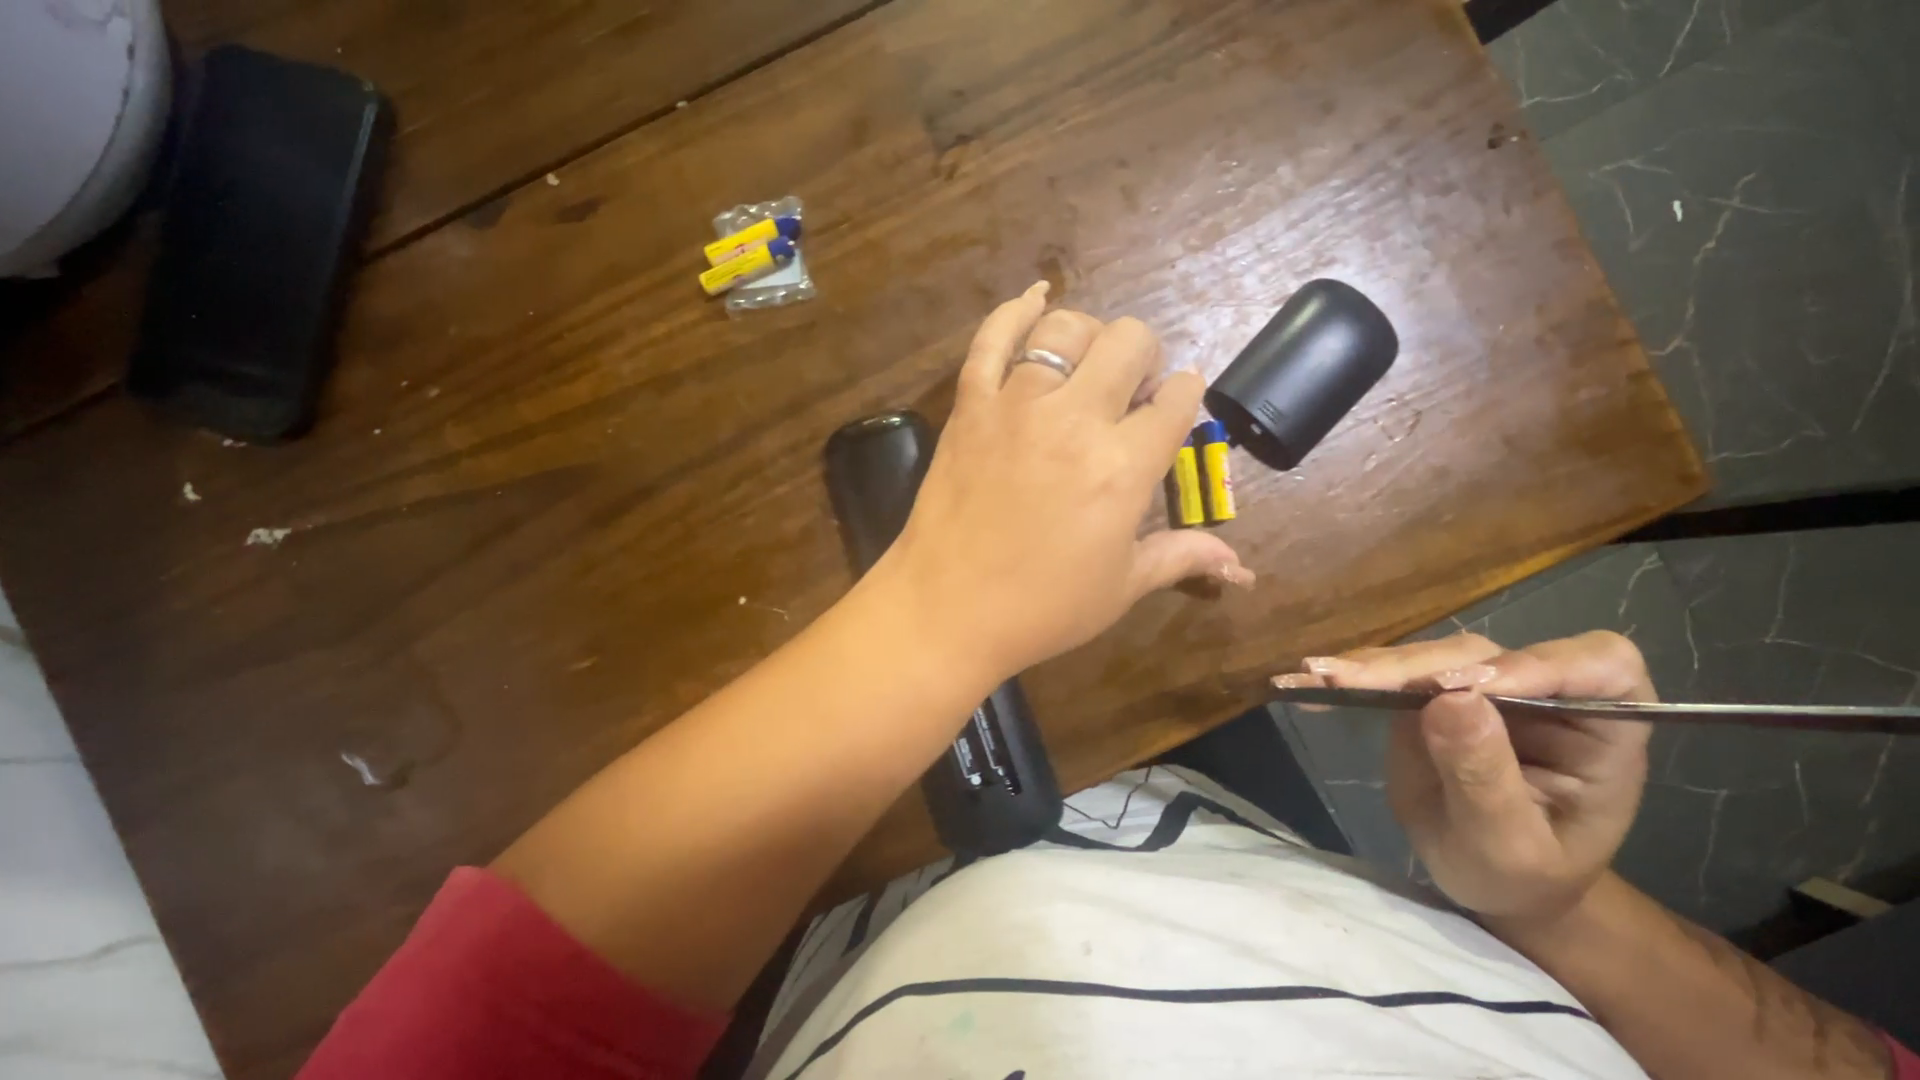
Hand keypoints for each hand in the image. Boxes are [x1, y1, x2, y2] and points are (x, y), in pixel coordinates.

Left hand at [878, 282, 1252, 680]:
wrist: (945, 610)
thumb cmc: (1041, 608)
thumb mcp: (1122, 586)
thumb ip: (1181, 556)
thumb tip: (1242, 567)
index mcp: (1125, 467)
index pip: (1175, 401)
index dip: (1184, 395)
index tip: (1177, 402)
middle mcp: (1076, 420)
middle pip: (1129, 344)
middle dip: (1144, 357)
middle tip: (1132, 389)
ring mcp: (1017, 404)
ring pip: (1066, 329)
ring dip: (1090, 336)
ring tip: (1089, 362)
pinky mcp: (970, 404)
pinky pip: (992, 338)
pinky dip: (1016, 310)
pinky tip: (1037, 296)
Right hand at [1280, 631, 1653, 922]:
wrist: (1490, 884)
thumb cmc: (1523, 877)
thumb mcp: (1509, 847)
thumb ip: (1485, 779)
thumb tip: (1450, 700)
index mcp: (1604, 725)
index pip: (1597, 667)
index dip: (1536, 664)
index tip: (1467, 687)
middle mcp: (1547, 691)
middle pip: (1488, 655)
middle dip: (1417, 667)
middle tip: (1349, 682)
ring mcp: (1485, 688)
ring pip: (1433, 656)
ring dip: (1374, 666)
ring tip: (1315, 679)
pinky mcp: (1433, 695)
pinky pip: (1396, 673)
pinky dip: (1353, 677)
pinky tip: (1311, 685)